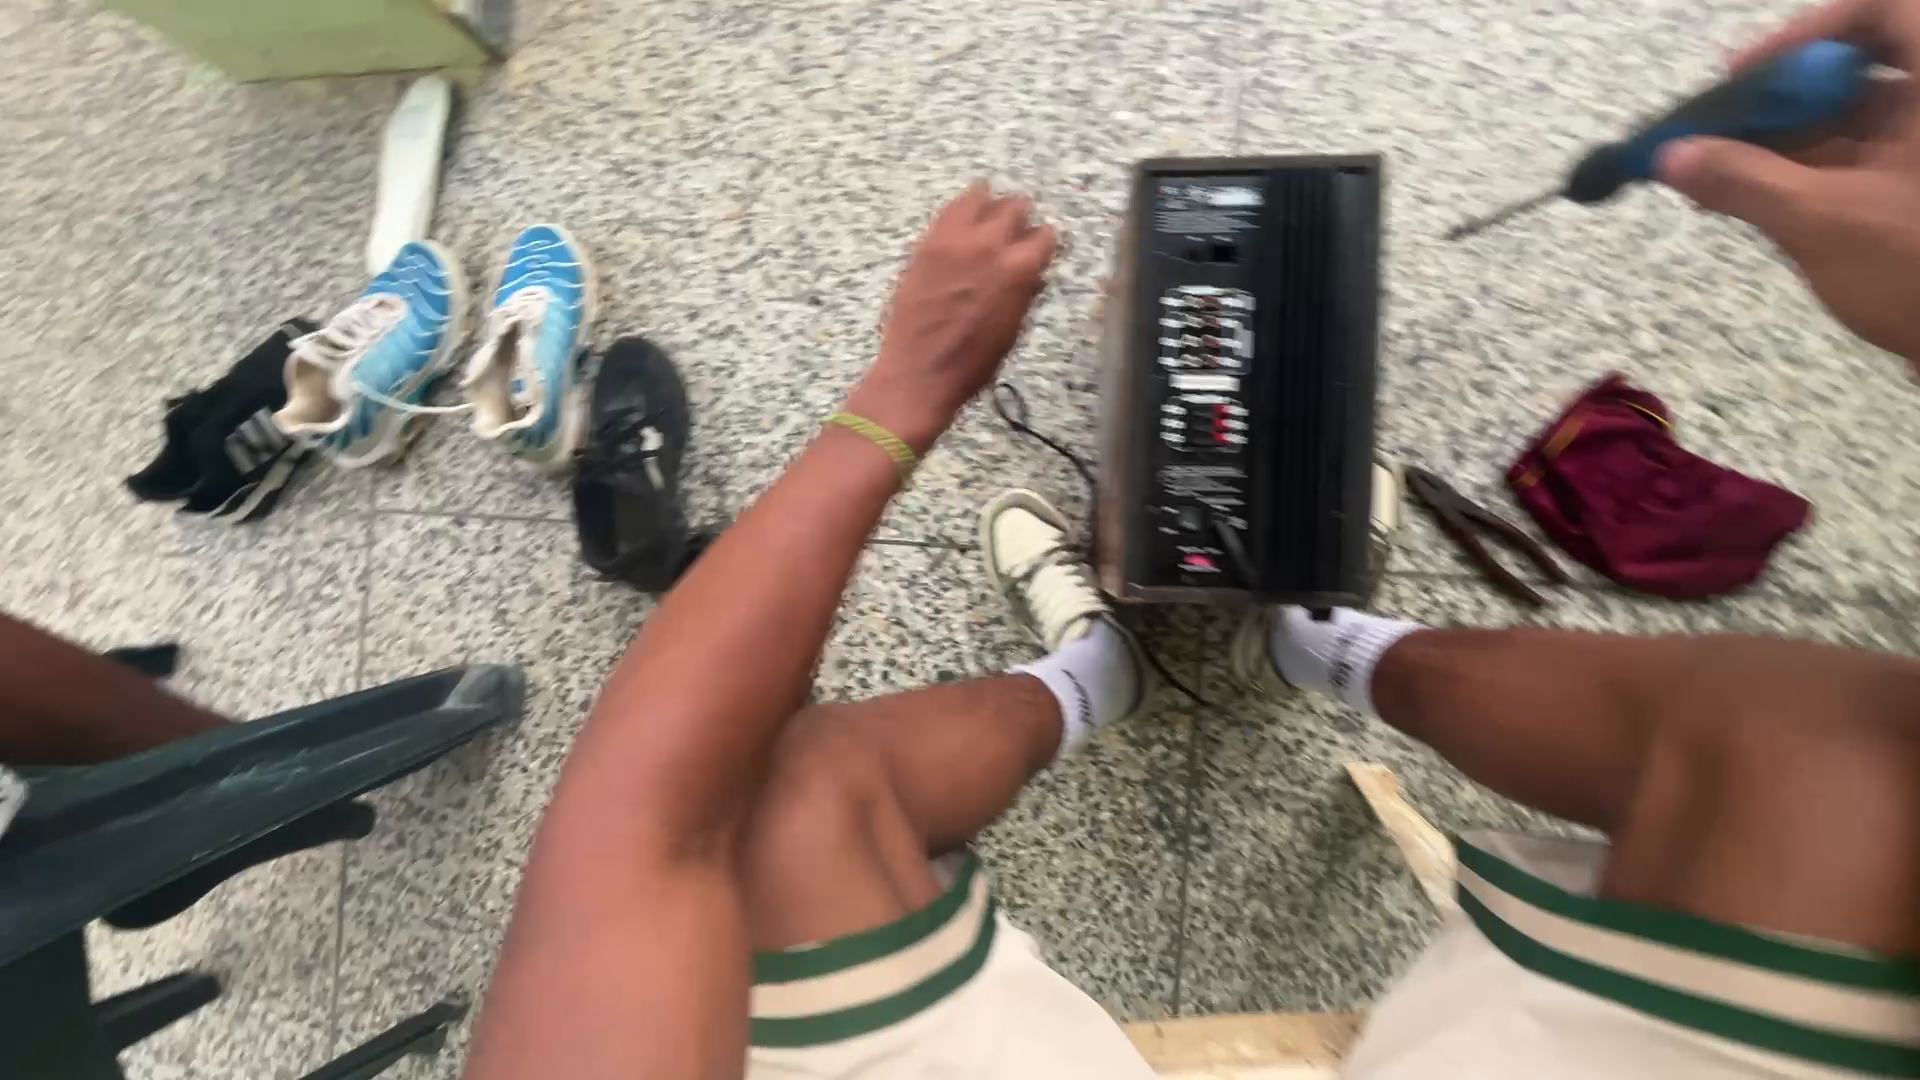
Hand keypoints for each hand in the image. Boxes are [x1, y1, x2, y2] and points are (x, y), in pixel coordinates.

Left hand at [846, 183, 1057, 451]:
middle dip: (1021, 218)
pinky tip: (963, 218)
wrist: (920, 373)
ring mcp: (954, 240)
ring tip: (989, 212)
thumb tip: (1030, 276)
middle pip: (1015, 208)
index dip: (1045, 244)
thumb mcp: (1012, 331)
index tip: (1040, 249)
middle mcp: (990, 245)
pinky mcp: (926, 244)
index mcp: (1019, 270)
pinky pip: (948, 210)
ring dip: (990, 204)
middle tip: (1017, 228)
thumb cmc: (970, 364)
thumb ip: (1023, 294)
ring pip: (980, 197)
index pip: (1046, 237)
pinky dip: (961, 210)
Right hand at [1657, 0, 1919, 370]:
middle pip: (1850, 72)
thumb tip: (1667, 155)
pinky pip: (1840, 160)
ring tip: (1692, 177)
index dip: (1804, 38)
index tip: (1733, 79)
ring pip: (1838, 121)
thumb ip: (1742, 182)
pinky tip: (1726, 196)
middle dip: (1763, 102)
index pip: (1883, 17)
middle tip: (1691, 138)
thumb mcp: (1822, 222)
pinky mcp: (1908, 189)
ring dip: (1761, 144)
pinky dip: (1782, 173)